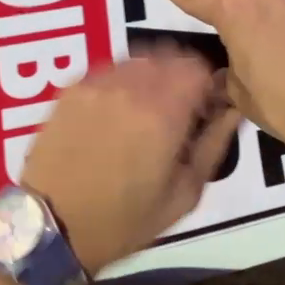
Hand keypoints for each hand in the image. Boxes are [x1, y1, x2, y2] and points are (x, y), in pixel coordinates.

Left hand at [19, 49, 240, 273]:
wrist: (51, 228)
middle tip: (178, 112)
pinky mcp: (73, 87)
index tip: (205, 110)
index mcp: (164, 112)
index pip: (200, 67)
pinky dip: (123, 82)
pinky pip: (110, 69)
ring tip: (146, 113)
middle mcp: (132, 86)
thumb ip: (214, 144)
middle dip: (181, 78)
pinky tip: (116, 114)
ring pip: (140, 58)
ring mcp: (99, 83)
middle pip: (171, 56)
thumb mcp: (183, 195)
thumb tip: (232, 109)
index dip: (208, 85)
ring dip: (153, 76)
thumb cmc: (124, 220)